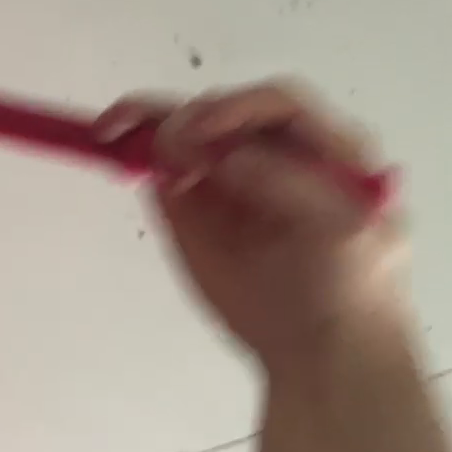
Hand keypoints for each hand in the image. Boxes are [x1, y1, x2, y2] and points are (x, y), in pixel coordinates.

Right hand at [96, 81, 410, 370]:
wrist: (315, 347)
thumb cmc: (344, 288)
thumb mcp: (339, 229)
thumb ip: (284, 182)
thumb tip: (213, 154)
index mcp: (324, 151)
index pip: (274, 105)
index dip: (231, 108)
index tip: (195, 135)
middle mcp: (268, 154)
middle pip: (215, 110)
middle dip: (175, 116)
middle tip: (142, 143)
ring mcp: (223, 177)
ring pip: (177, 131)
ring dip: (141, 123)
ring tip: (107, 132)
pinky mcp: (186, 203)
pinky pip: (155, 165)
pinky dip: (129, 152)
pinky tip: (113, 150)